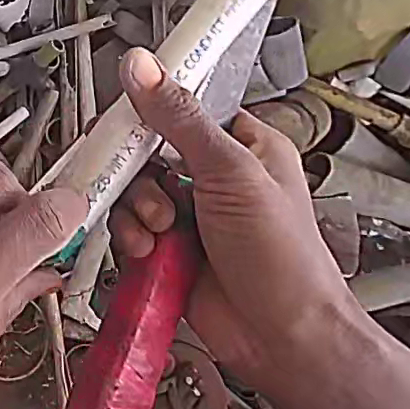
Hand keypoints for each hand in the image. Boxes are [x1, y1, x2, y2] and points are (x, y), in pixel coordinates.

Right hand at [106, 47, 363, 380]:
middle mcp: (210, 177)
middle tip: (151, 193)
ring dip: (136, 210)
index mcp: (240, 146)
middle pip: (145, 151)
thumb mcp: (230, 174)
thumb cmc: (284, 259)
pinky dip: (131, 237)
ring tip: (159, 229)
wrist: (282, 339)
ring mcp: (187, 213)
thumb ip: (180, 119)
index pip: (181, 108)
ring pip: (131, 191)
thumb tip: (143, 68)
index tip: (124, 121)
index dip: (149, 111)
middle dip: (138, 174)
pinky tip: (149, 250)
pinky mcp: (166, 246)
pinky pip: (127, 226)